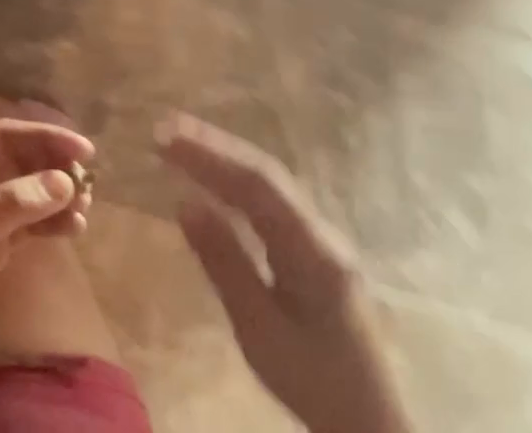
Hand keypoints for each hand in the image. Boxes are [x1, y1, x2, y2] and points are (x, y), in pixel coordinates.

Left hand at [0, 117, 93, 363]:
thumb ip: (11, 204)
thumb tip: (64, 182)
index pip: (0, 137)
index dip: (41, 137)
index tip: (84, 149)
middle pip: (17, 161)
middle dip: (53, 166)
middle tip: (90, 182)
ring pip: (27, 192)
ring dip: (57, 195)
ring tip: (85, 208)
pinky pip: (29, 223)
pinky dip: (52, 221)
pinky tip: (74, 227)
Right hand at [158, 114, 409, 432]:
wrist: (371, 422)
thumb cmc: (312, 378)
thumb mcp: (259, 327)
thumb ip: (225, 262)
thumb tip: (184, 202)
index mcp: (314, 251)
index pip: (258, 185)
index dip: (209, 154)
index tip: (161, 135)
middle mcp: (323, 235)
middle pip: (267, 175)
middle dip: (213, 146)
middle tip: (159, 128)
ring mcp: (322, 243)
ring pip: (270, 186)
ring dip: (223, 160)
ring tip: (175, 142)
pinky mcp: (314, 254)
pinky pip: (271, 204)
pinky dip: (234, 183)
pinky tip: (209, 182)